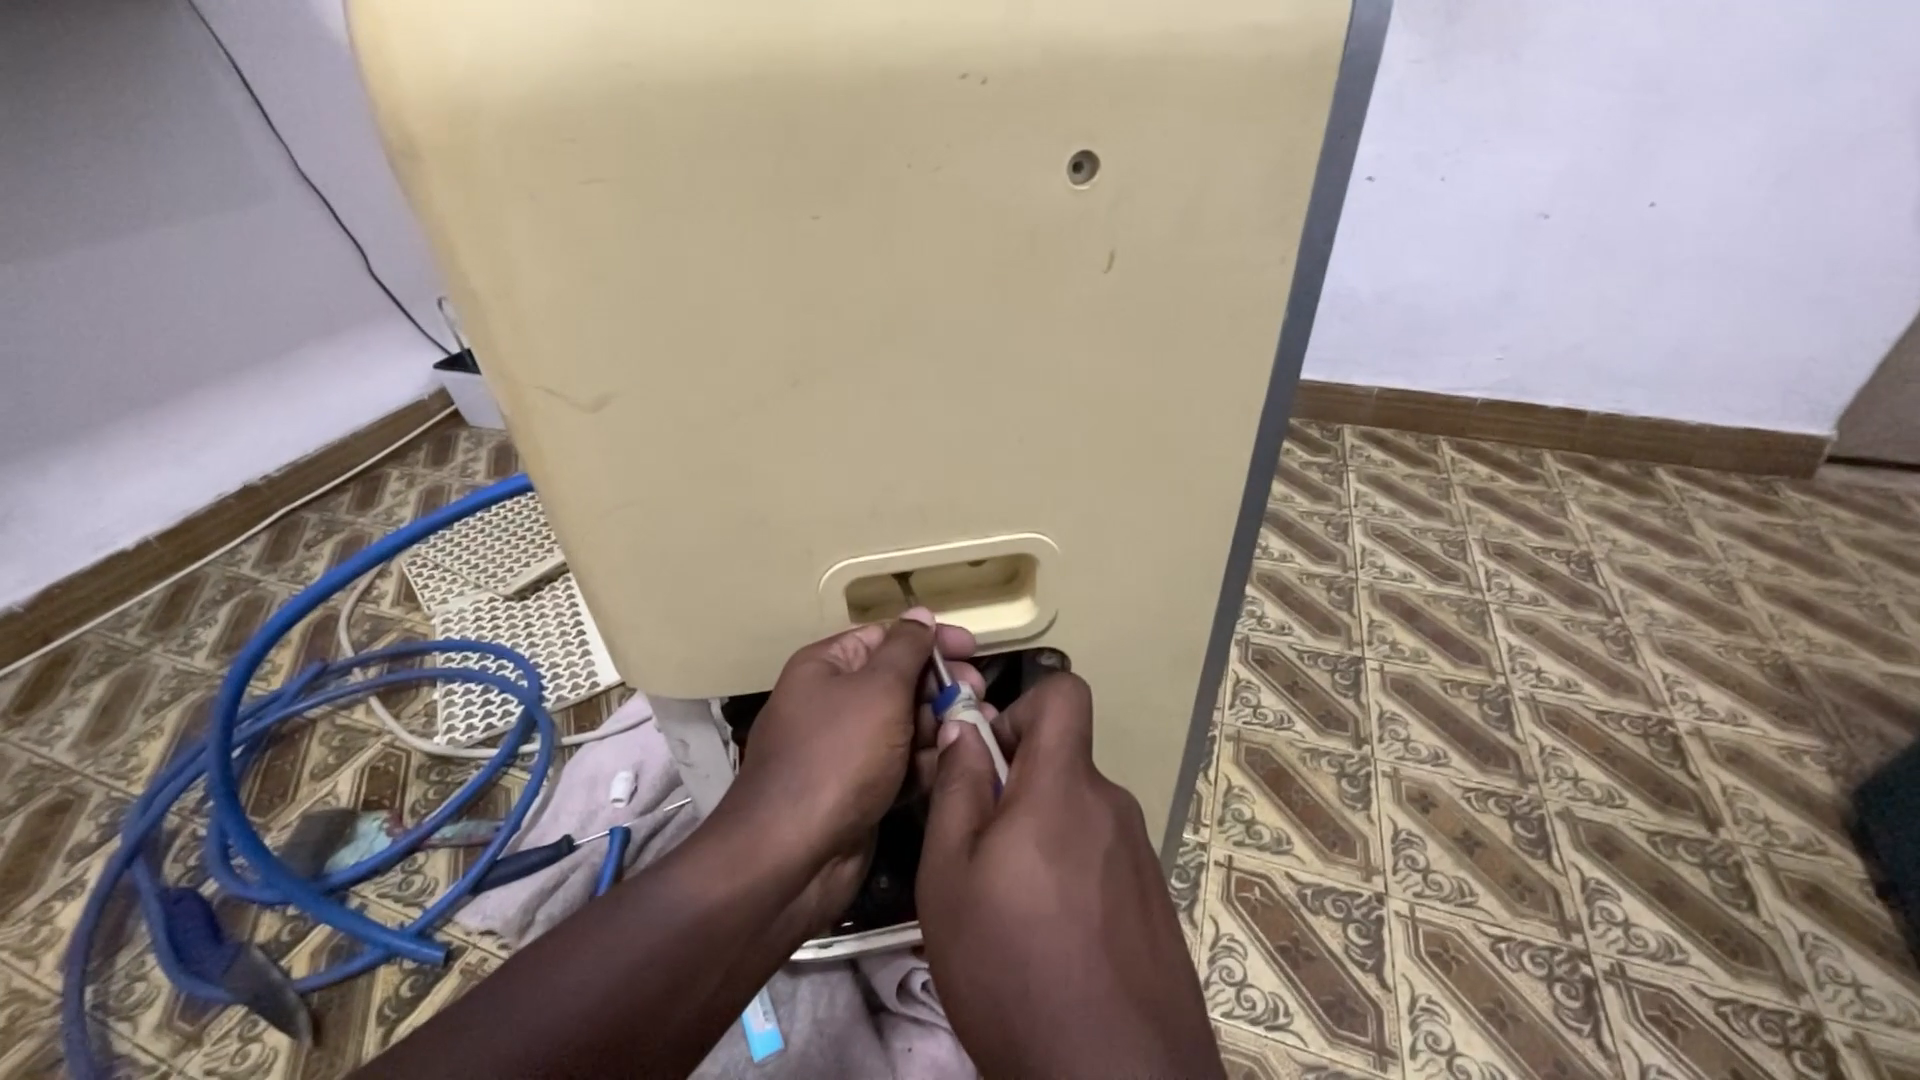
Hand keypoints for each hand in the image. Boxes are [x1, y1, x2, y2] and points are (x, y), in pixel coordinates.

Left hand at [727, 608, 981, 926]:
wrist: (793, 855)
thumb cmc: (837, 756)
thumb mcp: (877, 690)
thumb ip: (906, 649)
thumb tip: (919, 613)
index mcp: (827, 667)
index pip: (885, 637)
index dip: (930, 639)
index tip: (973, 648)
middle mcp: (835, 702)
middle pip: (899, 680)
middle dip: (942, 685)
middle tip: (979, 695)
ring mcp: (849, 750)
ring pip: (907, 724)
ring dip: (944, 723)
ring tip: (983, 727)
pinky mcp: (863, 790)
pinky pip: (903, 764)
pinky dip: (931, 760)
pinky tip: (963, 759)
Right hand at [916, 674, 1223, 1078]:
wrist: (1114, 1078)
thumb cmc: (1010, 968)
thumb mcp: (951, 876)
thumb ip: (957, 789)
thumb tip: (965, 728)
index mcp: (1065, 787)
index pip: (1065, 694)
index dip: (1021, 709)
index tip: (987, 762)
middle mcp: (1112, 807)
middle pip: (1062, 763)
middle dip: (1015, 788)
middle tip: (976, 856)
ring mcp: (1139, 856)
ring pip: (1076, 816)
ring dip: (1037, 839)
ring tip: (1006, 911)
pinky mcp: (1152, 901)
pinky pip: (1098, 859)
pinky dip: (1066, 876)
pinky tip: (1048, 942)